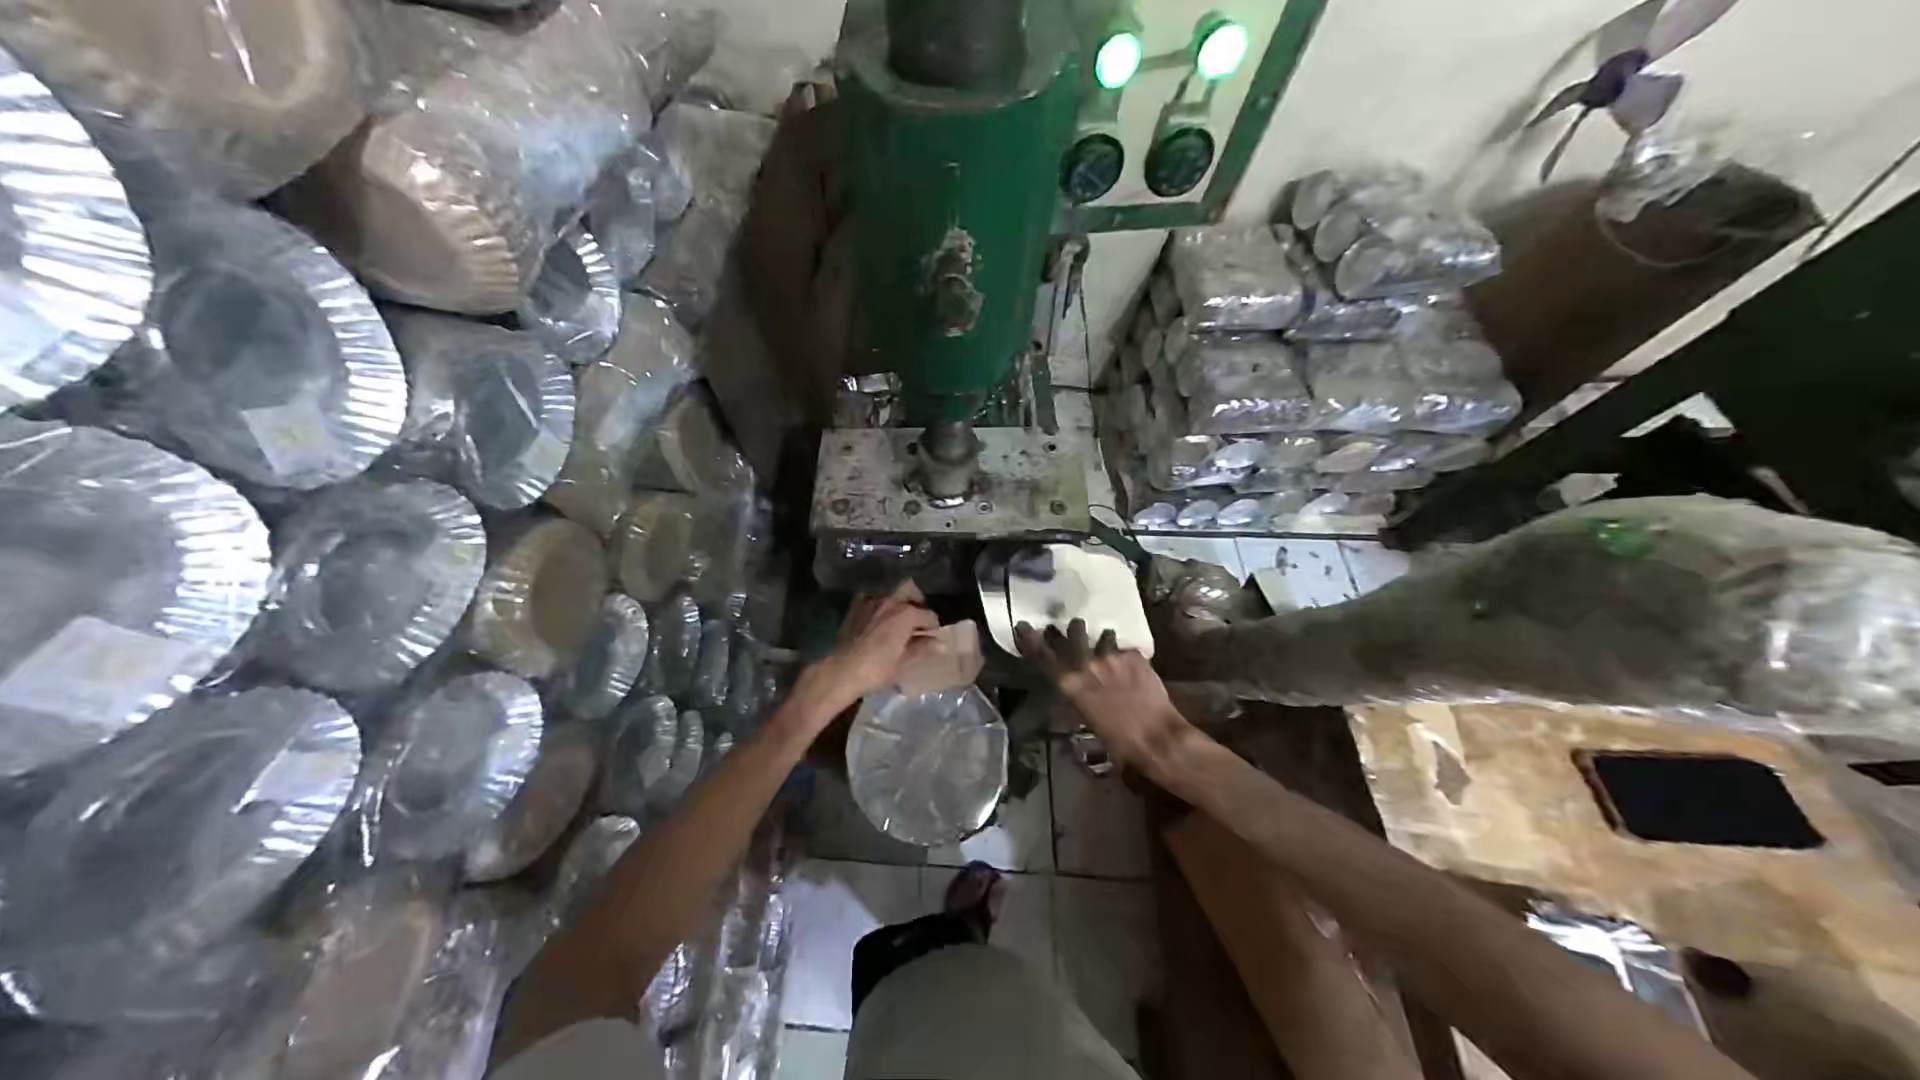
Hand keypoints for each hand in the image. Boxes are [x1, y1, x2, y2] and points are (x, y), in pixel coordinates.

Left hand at [790, 586, 939, 726]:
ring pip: (891, 601)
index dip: (933, 628)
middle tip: (916, 633)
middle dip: (916, 616)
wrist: (839, 671)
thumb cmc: (876, 669)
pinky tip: (877, 621)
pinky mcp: (854, 608)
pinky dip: (878, 609)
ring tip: (897, 628)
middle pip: (910, 604)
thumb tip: (942, 644)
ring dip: (897, 611)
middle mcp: (889, 601)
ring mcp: (870, 602)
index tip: (933, 638)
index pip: (929, 615)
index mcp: (906, 613)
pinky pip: (872, 602)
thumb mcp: (903, 661)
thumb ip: (923, 648)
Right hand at [1016, 619, 1193, 774]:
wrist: (1156, 737)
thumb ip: (1080, 695)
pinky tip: (1134, 666)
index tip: (1023, 626)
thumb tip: (1077, 686)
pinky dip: (1128, 656)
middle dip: (1074, 628)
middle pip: (1075, 634)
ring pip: (1104, 637)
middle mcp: (1087, 666)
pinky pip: (1127, 650)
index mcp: (1071, 685)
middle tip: (1076, 624)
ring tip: (1110, 643)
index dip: (1030, 639)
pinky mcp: (1135, 656)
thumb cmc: (1119, 741)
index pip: (1043, 656)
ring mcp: (1112, 658)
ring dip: (1104, 639)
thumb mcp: (1088, 719)